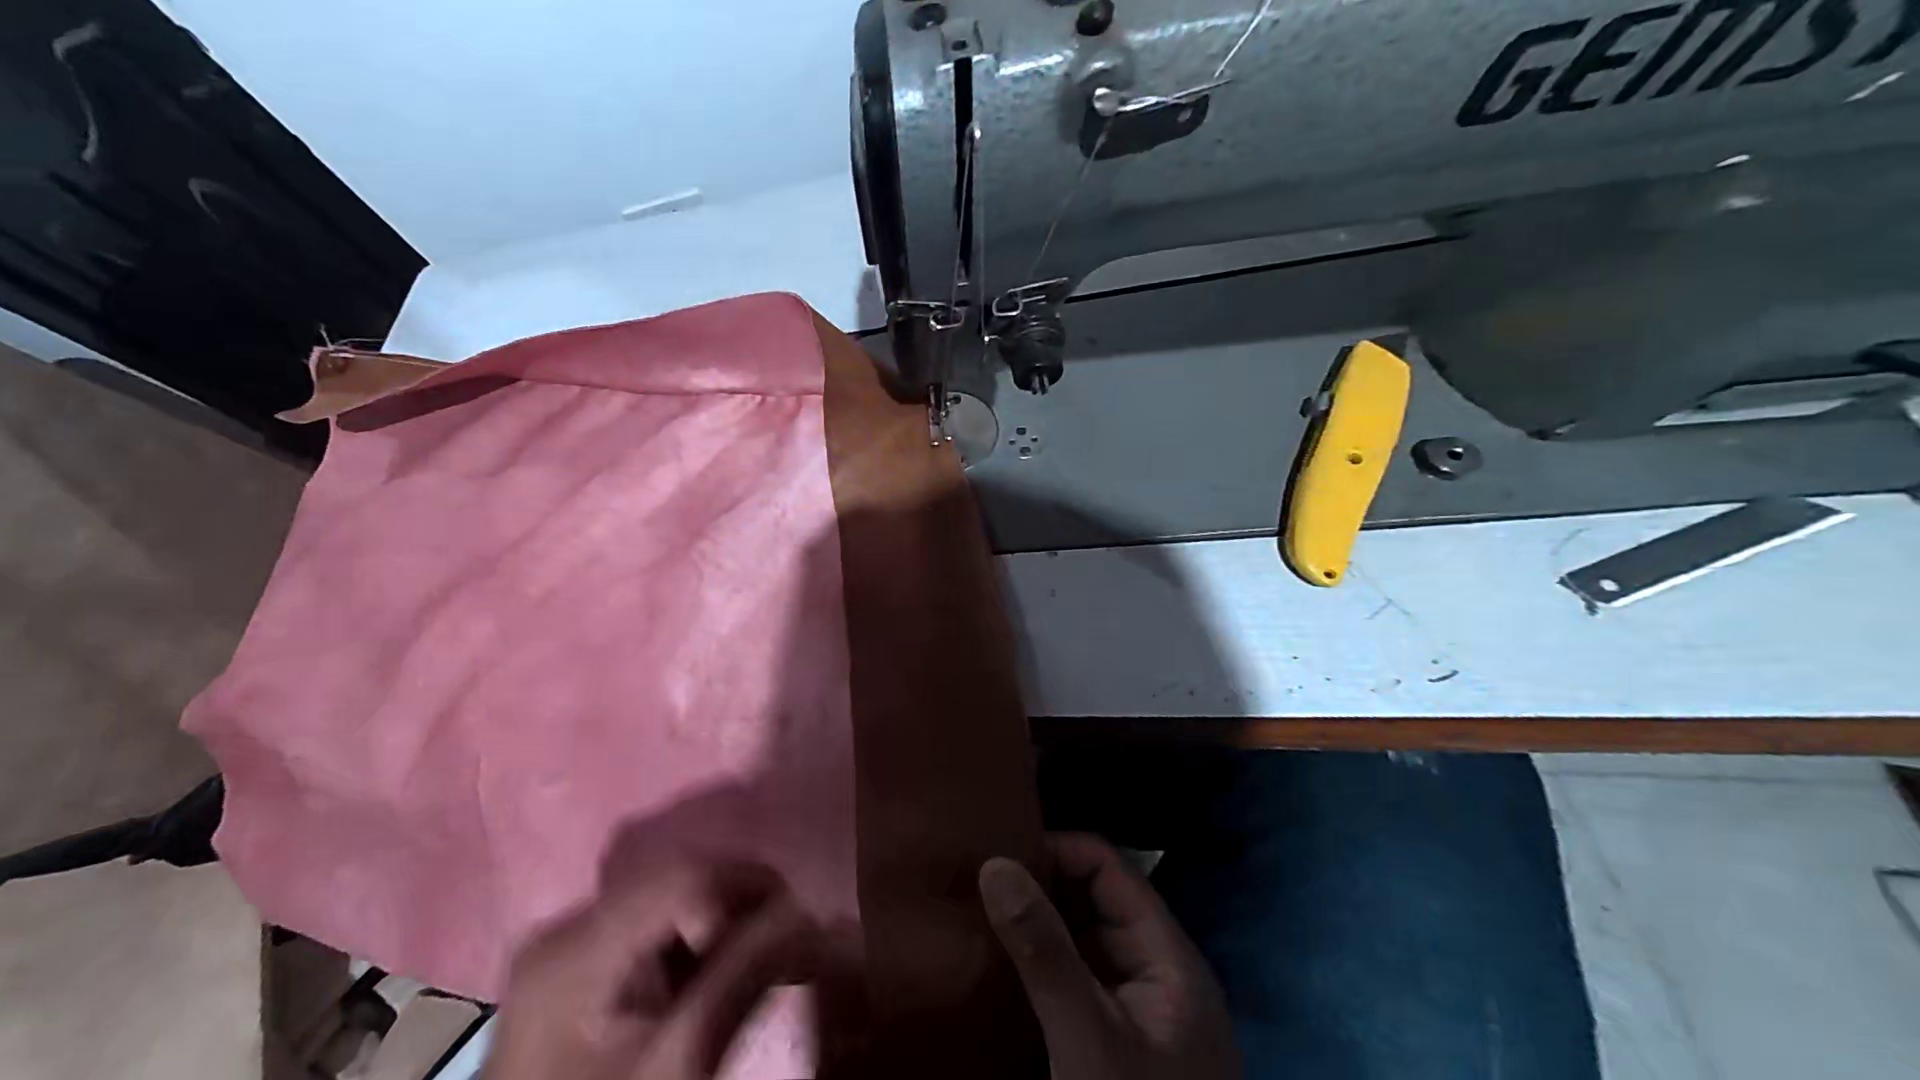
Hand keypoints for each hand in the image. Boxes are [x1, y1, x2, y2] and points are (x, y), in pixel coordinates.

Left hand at [484, 860, 818, 1079]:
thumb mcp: (676, 1068)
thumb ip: (738, 984)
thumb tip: (804, 917)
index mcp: (576, 949)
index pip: (682, 878)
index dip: (749, 888)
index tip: (799, 932)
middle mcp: (565, 927)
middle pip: (676, 879)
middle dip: (742, 902)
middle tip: (790, 945)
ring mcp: (568, 945)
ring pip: (672, 896)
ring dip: (725, 918)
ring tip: (761, 963)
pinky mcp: (578, 966)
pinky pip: (655, 924)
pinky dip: (699, 938)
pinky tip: (718, 977)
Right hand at [979, 834, 1239, 1079]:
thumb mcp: (1089, 1039)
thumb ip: (1045, 952)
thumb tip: (996, 863)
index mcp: (1168, 956)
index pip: (1111, 869)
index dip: (1058, 850)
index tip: (997, 853)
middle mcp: (1154, 970)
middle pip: (1095, 900)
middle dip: (1040, 884)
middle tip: (976, 881)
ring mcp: (1135, 1006)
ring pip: (1082, 939)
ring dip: (1035, 923)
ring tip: (977, 912)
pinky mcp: (1115, 1038)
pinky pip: (1075, 978)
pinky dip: (1039, 963)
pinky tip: (998, 964)